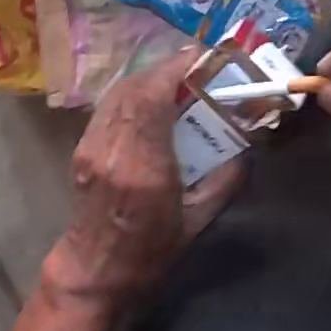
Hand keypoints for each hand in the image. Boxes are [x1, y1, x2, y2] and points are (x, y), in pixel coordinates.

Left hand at [41, 48, 245, 319]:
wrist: (96, 271)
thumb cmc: (151, 250)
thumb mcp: (199, 220)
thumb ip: (227, 180)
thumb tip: (248, 147)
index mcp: (144, 168)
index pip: (151, 99)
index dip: (174, 70)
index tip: (199, 59)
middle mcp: (112, 149)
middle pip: (134, 88)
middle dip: (165, 69)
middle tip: (193, 68)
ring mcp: (91, 146)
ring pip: (118, 92)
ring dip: (147, 78)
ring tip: (174, 79)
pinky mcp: (82, 146)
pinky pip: (108, 104)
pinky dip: (131, 92)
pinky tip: (150, 99)